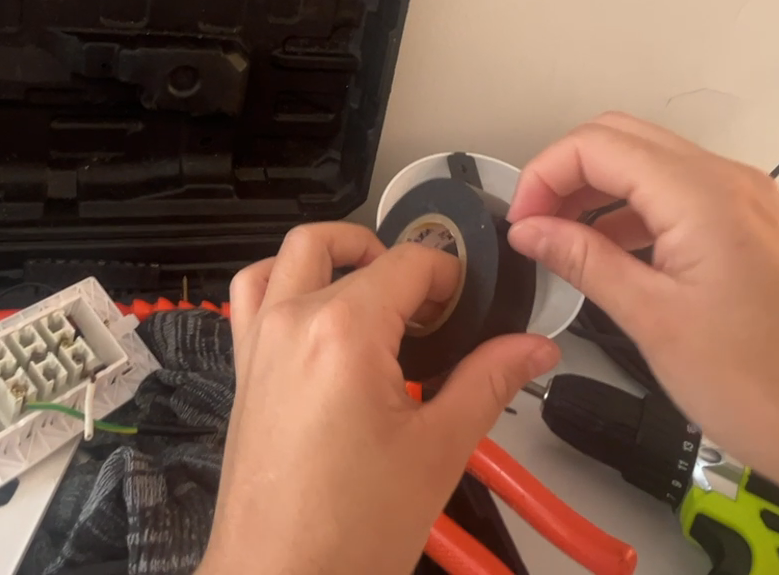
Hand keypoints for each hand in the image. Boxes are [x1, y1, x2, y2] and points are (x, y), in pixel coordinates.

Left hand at [199, 223, 559, 574]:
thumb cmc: (349, 532)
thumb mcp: (438, 451)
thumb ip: (488, 383)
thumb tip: (532, 347)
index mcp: (346, 330)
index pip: (409, 263)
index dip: (449, 276)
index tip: (467, 307)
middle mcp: (295, 319)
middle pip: (351, 247)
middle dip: (399, 260)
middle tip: (430, 305)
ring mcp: (262, 337)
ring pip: (295, 253)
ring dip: (338, 251)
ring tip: (374, 287)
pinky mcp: (246, 362)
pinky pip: (252, 289)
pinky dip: (283, 277)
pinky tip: (314, 307)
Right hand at [504, 113, 778, 496]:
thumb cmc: (760, 387)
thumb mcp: (652, 320)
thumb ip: (582, 259)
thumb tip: (527, 229)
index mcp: (701, 194)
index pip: (596, 145)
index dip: (544, 175)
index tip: (521, 223)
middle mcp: (727, 179)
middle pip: (620, 138)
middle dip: (566, 172)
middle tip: (536, 224)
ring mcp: (745, 199)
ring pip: (648, 161)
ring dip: (597, 187)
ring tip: (563, 238)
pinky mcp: (752, 225)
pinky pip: (676, 192)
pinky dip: (632, 207)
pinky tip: (611, 251)